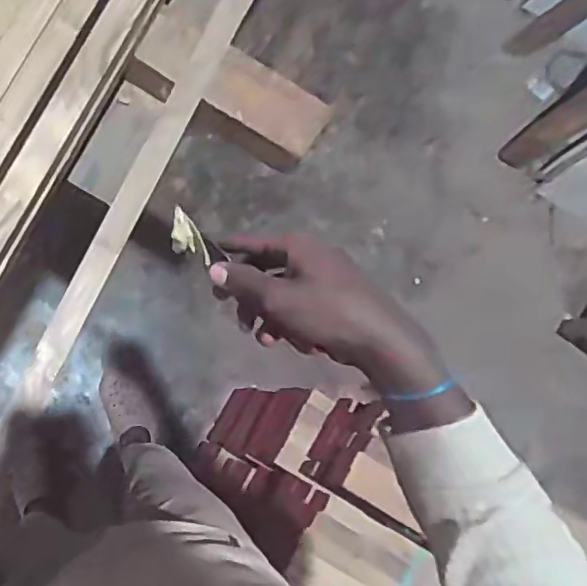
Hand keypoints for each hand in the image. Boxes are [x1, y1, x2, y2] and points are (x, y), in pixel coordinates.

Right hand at [209, 235, 472, 430]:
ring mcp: (322, 280)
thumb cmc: (325, 312)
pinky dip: (288, 324)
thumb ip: (243, 282)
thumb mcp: (277, 298)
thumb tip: (214, 269)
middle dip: (248, 299)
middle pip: (264, 273)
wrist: (379, 340)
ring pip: (278, 296)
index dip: (228, 253)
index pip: (253, 244)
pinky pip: (297, 309)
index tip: (207, 262)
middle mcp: (310, 258)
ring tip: (265, 339)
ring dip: (267, 318)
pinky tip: (289, 342)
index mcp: (298, 248)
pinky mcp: (331, 302)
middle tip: (236, 317)